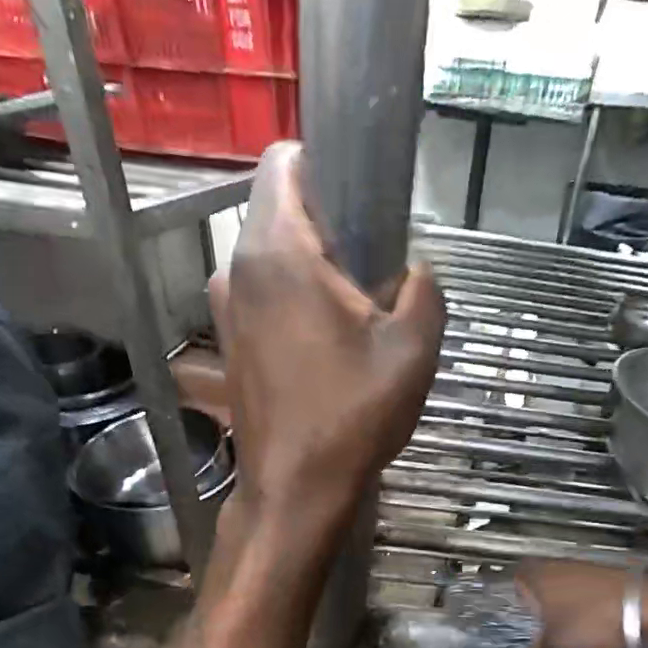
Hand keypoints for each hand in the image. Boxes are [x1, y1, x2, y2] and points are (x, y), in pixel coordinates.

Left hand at [211, 142, 443, 522]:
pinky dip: (293, 293)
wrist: (293, 486)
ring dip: (312, 262)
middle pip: (281, 207)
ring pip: (272, 253)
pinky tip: (326, 333)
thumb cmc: (350, 415)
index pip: (284, 162)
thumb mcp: (412, 347)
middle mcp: (237, 268)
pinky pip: (262, 290)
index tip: (363, 190)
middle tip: (375, 262)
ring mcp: (225, 306)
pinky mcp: (228, 338)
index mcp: (276, 251)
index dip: (325, 161)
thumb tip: (413, 271)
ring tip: (355, 305)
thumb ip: (422, 288)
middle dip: (328, 220)